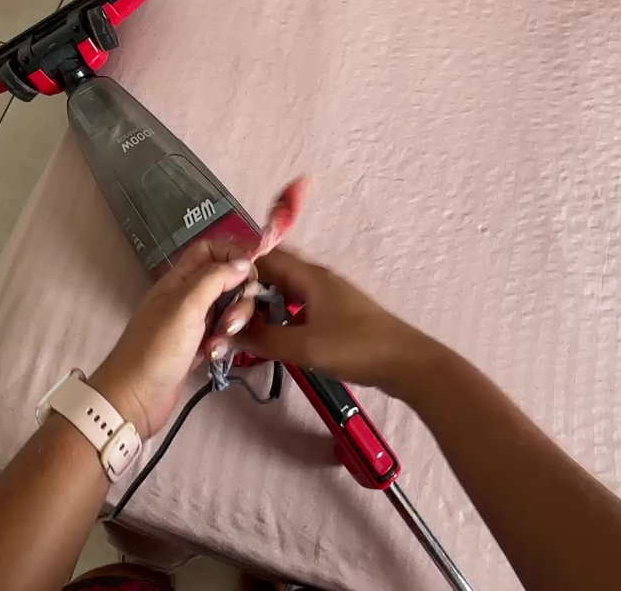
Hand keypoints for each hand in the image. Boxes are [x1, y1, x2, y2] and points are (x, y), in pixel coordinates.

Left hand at [90, 238, 257, 436]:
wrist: (134, 398)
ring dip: (232, 324)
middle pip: (225, 281)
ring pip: (227, 309)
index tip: (252, 273)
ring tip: (220, 343)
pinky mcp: (198, 346)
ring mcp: (193, 322)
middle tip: (233, 321)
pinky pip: (223, 334)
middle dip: (239, 298)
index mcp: (179, 279)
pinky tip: (215, 356)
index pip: (210, 250)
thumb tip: (244, 261)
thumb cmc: (157, 347)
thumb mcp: (186, 306)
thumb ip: (215, 278)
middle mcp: (187, 296)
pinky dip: (224, 343)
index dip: (232, 255)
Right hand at [235, 248, 441, 397]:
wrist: (406, 363)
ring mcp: (327, 295)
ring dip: (264, 302)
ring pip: (286, 290)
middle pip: (274, 273)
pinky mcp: (334, 314)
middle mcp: (316, 278)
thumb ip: (264, 338)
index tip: (214, 280)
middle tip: (222, 307)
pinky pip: (297, 305)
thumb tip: (229, 332)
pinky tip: (270, 333)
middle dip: (248, 287)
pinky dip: (280, 314)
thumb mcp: (303, 347)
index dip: (240, 266)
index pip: (266, 257)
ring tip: (239, 321)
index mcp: (308, 276)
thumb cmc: (354, 347)